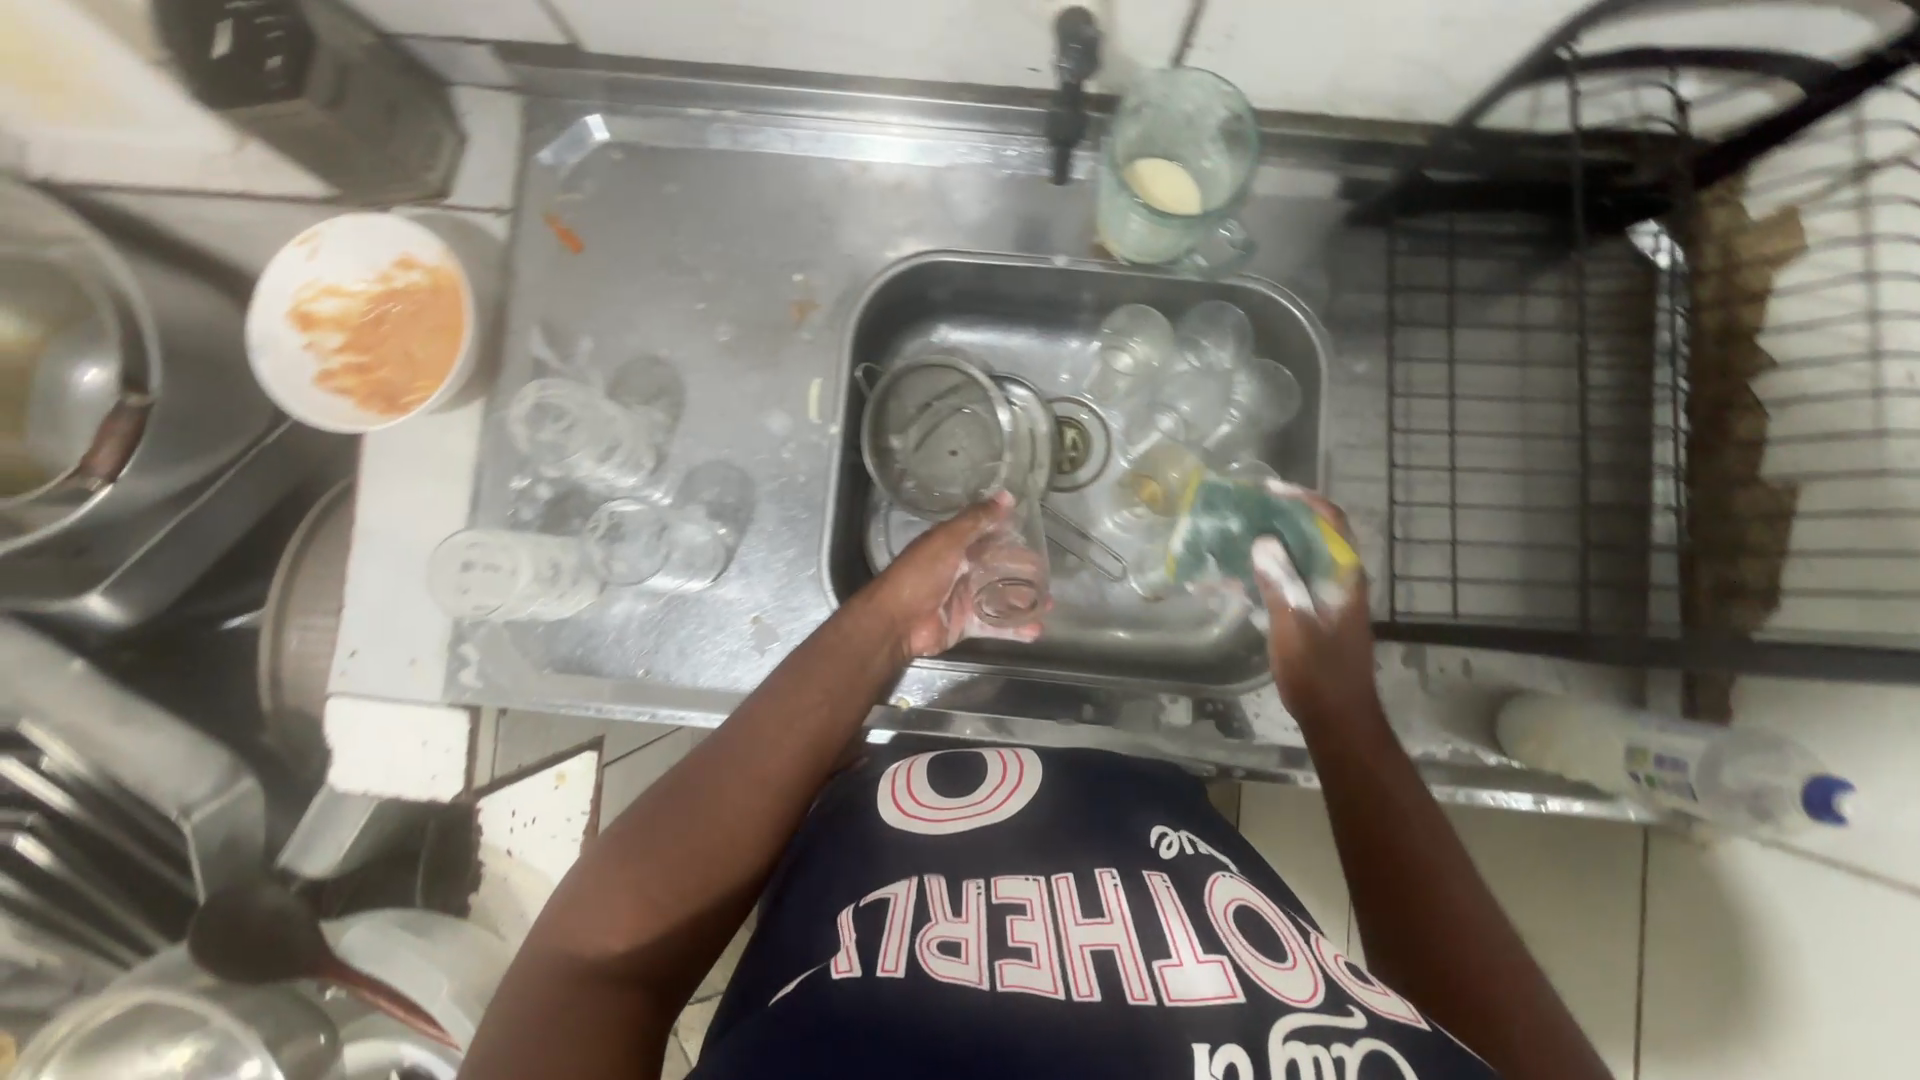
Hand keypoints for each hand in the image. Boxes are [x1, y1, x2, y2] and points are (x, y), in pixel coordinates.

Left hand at [861, 492, 1046, 658]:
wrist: (896, 621)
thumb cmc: (920, 575)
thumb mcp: (948, 540)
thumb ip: (977, 519)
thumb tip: (1007, 495)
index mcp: (954, 547)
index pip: (988, 538)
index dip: (1010, 537)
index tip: (1036, 537)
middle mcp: (961, 570)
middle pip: (998, 569)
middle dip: (1023, 573)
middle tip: (1047, 575)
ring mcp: (964, 599)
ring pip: (1000, 598)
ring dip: (1023, 601)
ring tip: (1048, 604)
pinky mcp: (966, 624)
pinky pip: (995, 625)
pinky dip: (1014, 629)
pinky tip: (1036, 630)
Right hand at [1250, 497, 1378, 721]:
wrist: (1337, 719)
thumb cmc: (1319, 674)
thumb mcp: (1294, 625)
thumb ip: (1280, 582)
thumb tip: (1263, 540)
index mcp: (1343, 576)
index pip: (1330, 521)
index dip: (1303, 500)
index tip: (1268, 491)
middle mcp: (1338, 580)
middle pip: (1310, 535)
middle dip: (1275, 519)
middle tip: (1237, 514)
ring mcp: (1326, 598)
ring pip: (1295, 559)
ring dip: (1263, 548)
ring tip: (1226, 543)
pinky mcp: (1312, 614)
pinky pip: (1286, 582)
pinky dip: (1261, 576)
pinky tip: (1229, 581)